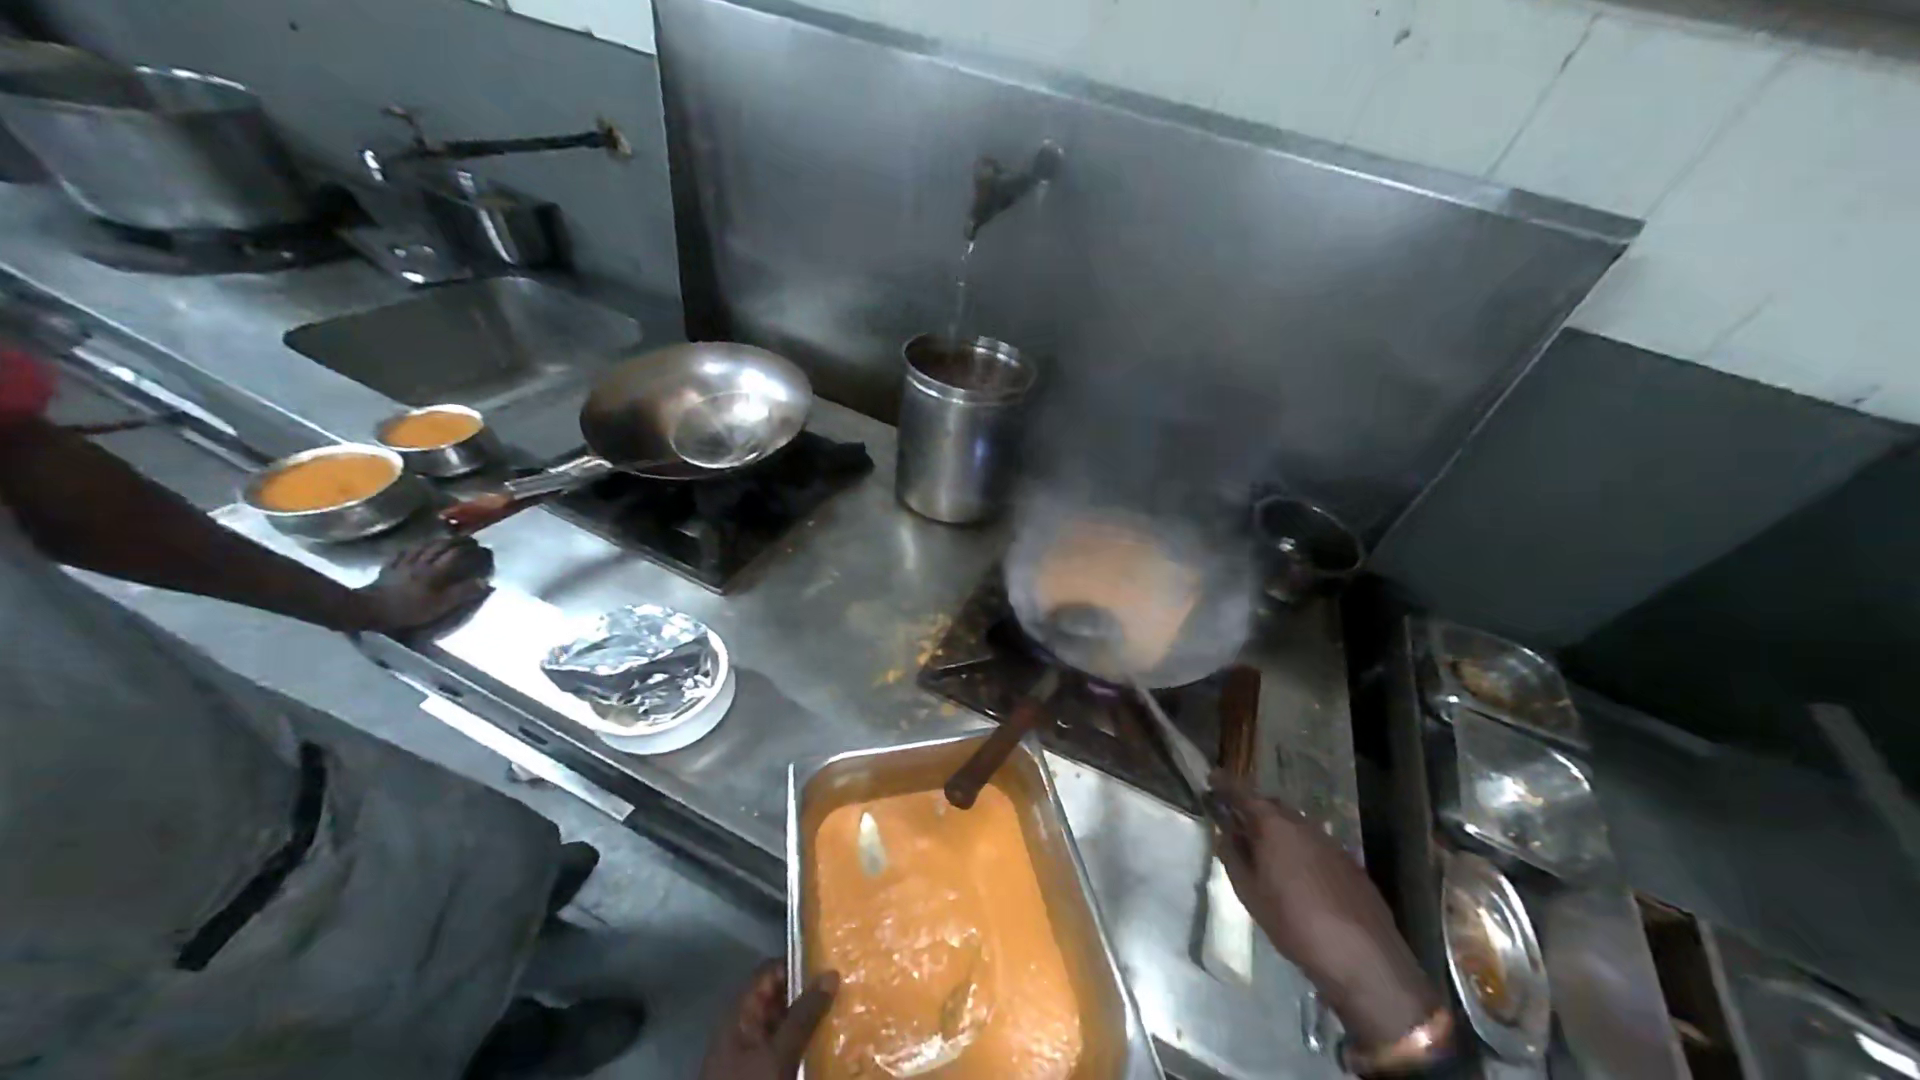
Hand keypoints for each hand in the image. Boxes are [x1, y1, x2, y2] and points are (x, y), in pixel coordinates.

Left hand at [351, 535, 493, 634]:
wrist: (368, 609)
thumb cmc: (407, 609)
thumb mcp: (440, 605)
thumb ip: (462, 593)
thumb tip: (485, 582)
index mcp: (435, 572)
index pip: (456, 555)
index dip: (469, 549)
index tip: (481, 547)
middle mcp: (421, 563)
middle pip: (440, 547)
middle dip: (456, 541)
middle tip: (467, 539)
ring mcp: (403, 564)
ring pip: (422, 547)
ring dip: (437, 541)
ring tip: (446, 538)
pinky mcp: (389, 568)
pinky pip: (402, 553)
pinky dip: (412, 548)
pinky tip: (415, 547)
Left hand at [697, 960, 837, 1079]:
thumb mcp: (777, 1054)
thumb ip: (803, 1015)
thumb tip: (830, 973)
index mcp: (741, 1014)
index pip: (769, 973)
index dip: (796, 962)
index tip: (829, 960)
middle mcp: (747, 1028)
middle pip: (780, 997)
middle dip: (810, 991)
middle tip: (845, 984)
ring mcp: (754, 1054)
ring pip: (787, 1023)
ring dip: (812, 1018)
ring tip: (846, 1009)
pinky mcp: (765, 1074)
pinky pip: (789, 1049)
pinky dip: (808, 1043)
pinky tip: (833, 1044)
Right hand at [1212, 773, 1439, 1048]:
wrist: (1364, 958)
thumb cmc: (1294, 923)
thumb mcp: (1250, 893)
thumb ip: (1233, 856)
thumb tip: (1225, 833)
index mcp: (1274, 826)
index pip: (1243, 793)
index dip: (1225, 784)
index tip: (1212, 776)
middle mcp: (1302, 825)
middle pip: (1271, 805)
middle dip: (1252, 807)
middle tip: (1235, 820)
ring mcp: (1330, 842)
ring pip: (1295, 824)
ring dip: (1276, 828)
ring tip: (1263, 849)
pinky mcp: (1349, 863)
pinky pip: (1314, 843)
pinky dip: (1298, 846)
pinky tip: (1296, 873)